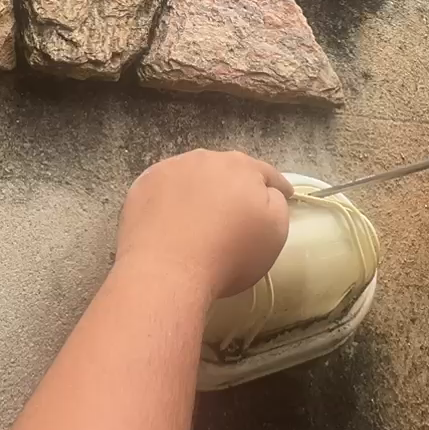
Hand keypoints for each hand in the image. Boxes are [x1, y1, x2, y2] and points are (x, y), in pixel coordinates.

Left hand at [116, 150, 292, 301]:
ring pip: (194, 174)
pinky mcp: (144, 183)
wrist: (167, 271)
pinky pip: (164, 186)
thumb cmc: (228, 255)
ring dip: (201, 187)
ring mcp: (171, 168)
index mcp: (242, 168)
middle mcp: (207, 159)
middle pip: (227, 168)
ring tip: (201, 212)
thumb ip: (277, 203)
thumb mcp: (274, 233)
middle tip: (237, 208)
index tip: (284, 194)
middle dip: (236, 184)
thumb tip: (267, 192)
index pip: (266, 172)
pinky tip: (170, 217)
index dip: (277, 184)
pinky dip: (171, 196)